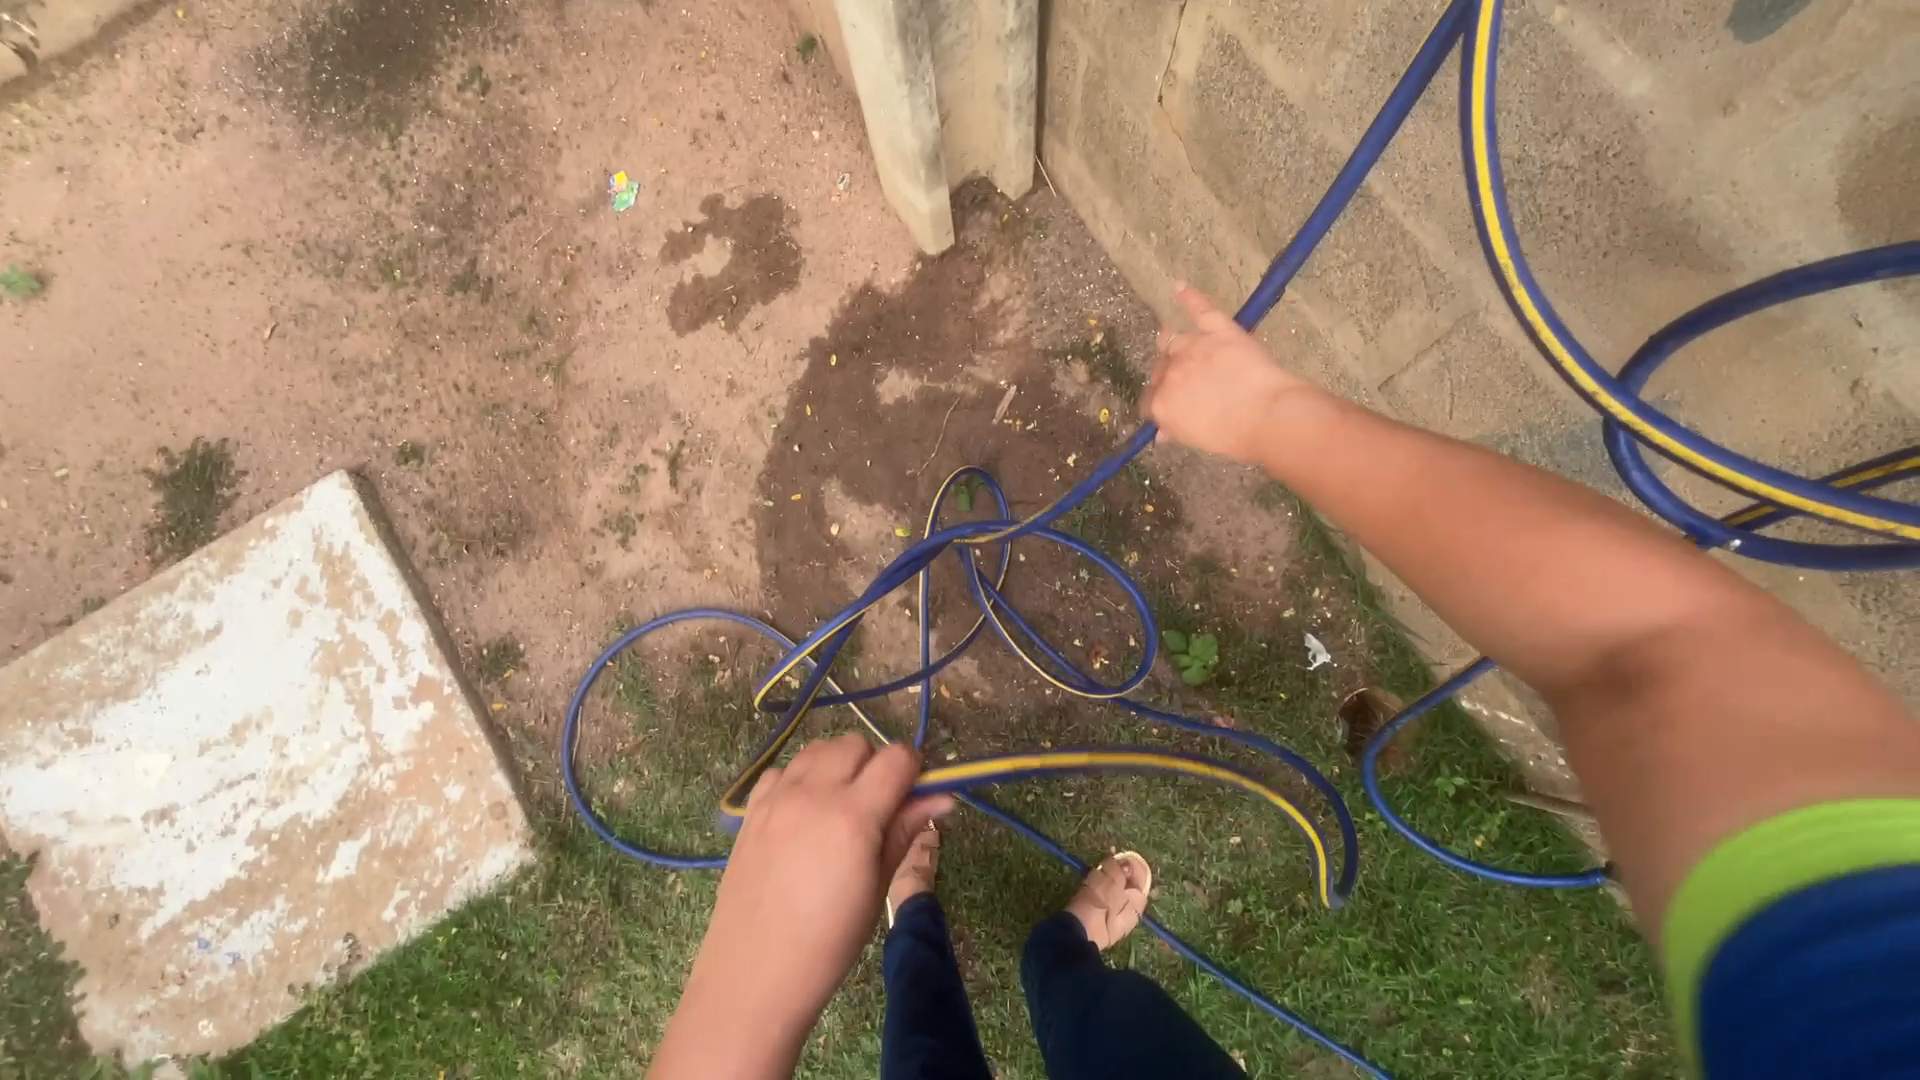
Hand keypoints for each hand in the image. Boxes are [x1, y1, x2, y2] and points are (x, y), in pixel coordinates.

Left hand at [651, 735, 952, 1077]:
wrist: (754, 975)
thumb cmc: (829, 942)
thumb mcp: (878, 887)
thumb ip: (906, 830)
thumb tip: (944, 797)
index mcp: (853, 816)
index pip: (897, 758)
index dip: (914, 769)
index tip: (915, 794)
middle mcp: (813, 793)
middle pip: (856, 743)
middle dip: (875, 764)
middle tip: (877, 805)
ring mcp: (777, 797)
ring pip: (818, 748)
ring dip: (838, 765)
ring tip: (840, 806)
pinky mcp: (751, 809)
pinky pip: (782, 769)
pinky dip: (799, 779)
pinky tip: (803, 814)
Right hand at [1142, 285, 1322, 464]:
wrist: (1266, 415)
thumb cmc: (1233, 436)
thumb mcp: (1196, 439)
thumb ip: (1176, 429)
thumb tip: (1162, 433)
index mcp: (1162, 404)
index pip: (1150, 399)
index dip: (1160, 401)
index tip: (1170, 405)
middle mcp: (1170, 373)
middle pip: (1160, 368)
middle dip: (1167, 374)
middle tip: (1186, 382)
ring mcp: (1193, 348)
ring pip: (1173, 340)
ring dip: (1172, 342)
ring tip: (1176, 342)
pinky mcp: (1218, 330)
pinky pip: (1200, 309)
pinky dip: (1190, 297)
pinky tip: (1179, 286)